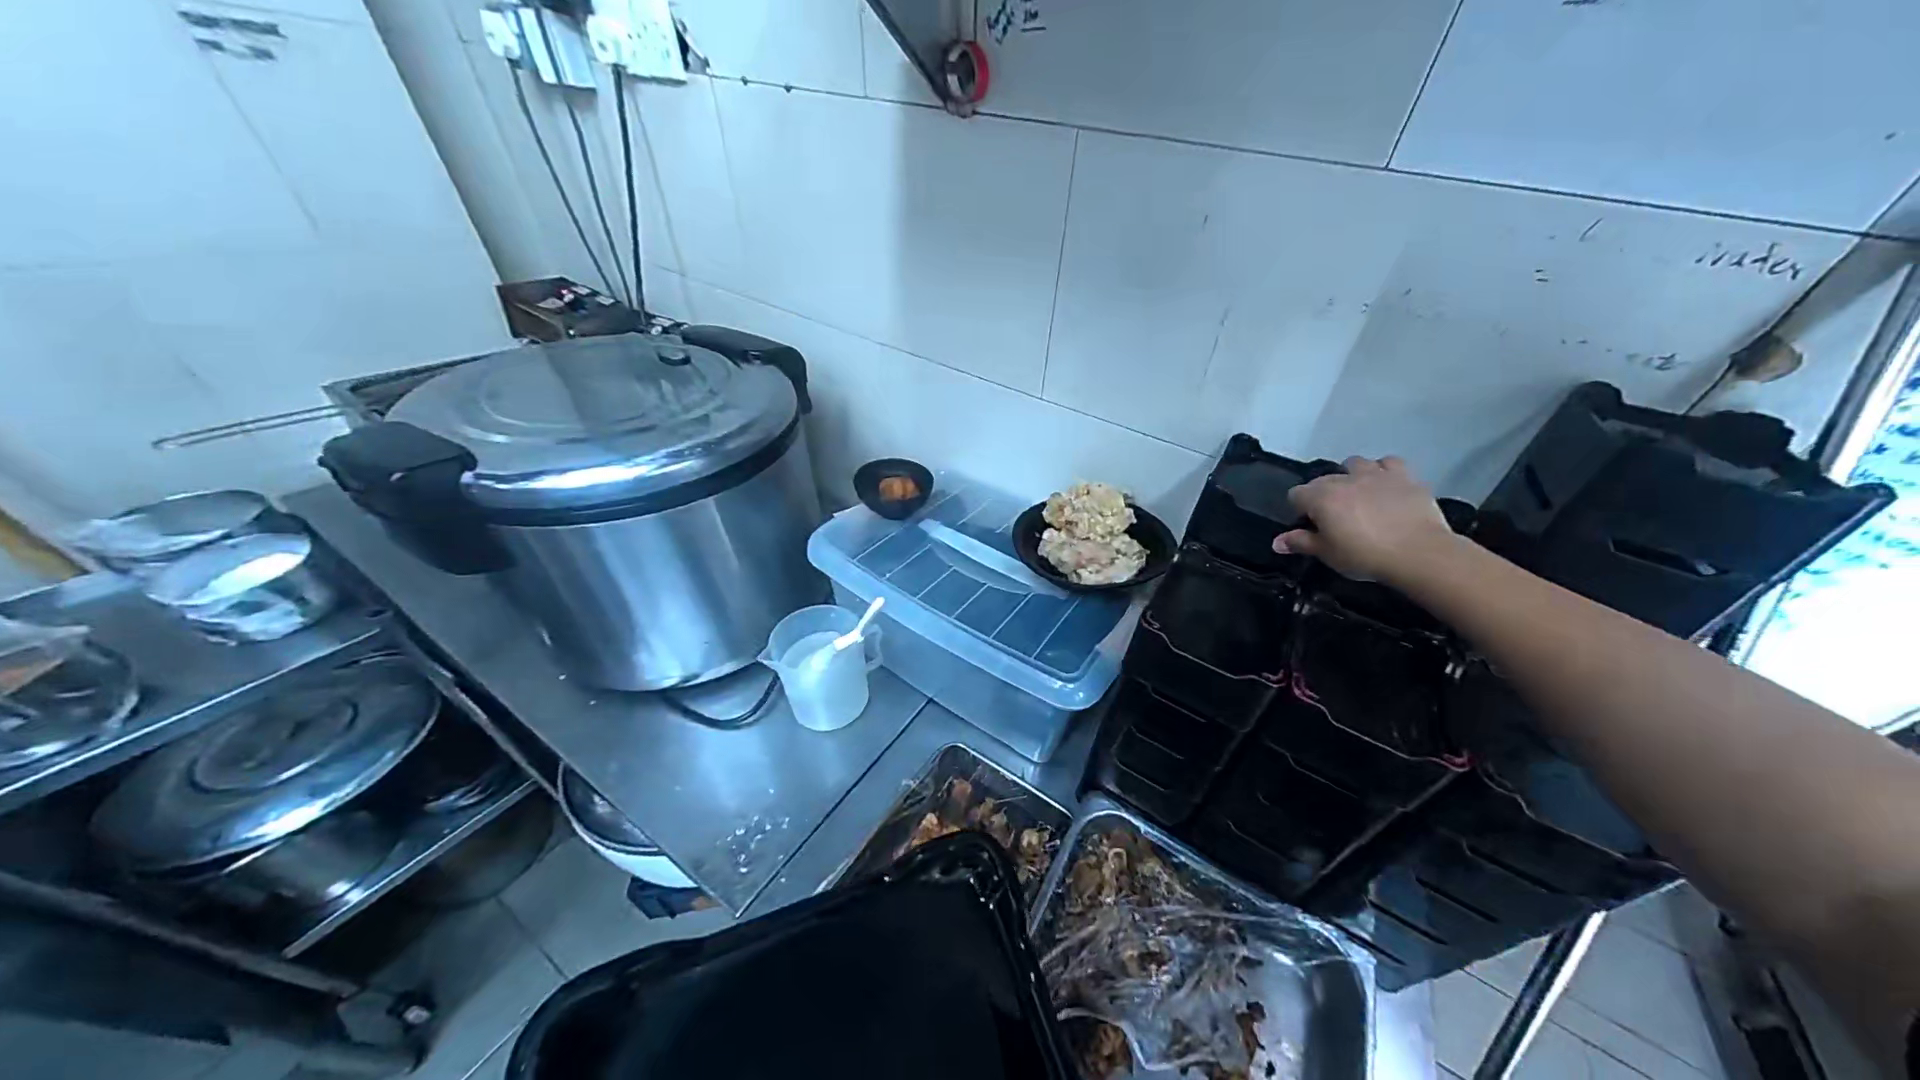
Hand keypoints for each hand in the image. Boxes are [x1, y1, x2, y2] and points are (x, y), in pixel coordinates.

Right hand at [1272, 456, 1458, 583]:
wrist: (1418, 552)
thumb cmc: (1365, 555)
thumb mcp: (1327, 554)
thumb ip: (1301, 543)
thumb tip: (1276, 542)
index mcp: (1320, 497)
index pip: (1296, 495)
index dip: (1299, 510)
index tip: (1310, 526)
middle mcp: (1344, 479)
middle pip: (1323, 479)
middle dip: (1323, 494)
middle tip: (1334, 518)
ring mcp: (1375, 474)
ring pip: (1354, 463)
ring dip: (1351, 475)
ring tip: (1357, 494)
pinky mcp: (1404, 476)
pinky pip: (1388, 463)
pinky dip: (1383, 471)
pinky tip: (1385, 484)